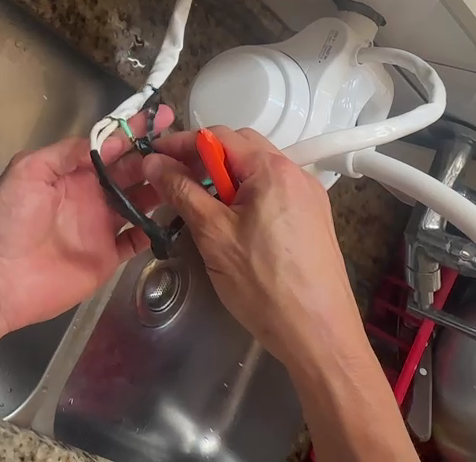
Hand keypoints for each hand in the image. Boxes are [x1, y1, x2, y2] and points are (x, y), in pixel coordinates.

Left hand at [0, 109, 170, 334]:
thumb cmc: (6, 220)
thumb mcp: (28, 171)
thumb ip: (66, 153)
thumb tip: (105, 138)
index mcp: (71, 171)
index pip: (108, 145)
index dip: (133, 130)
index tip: (159, 116)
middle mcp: (90, 193)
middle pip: (129, 170)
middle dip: (154, 155)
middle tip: (184, 146)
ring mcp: (100, 225)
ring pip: (139, 201)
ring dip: (160, 187)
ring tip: (187, 176)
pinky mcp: (107, 257)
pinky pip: (138, 240)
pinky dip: (156, 229)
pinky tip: (176, 218)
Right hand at [142, 126, 354, 371]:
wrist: (321, 340)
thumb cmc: (264, 285)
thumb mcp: (213, 234)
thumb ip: (182, 190)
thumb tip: (153, 162)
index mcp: (272, 169)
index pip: (219, 135)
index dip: (182, 143)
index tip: (155, 158)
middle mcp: (296, 174)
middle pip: (241, 147)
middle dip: (204, 158)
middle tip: (175, 180)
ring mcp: (309, 197)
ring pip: (257, 171)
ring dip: (225, 178)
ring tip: (199, 204)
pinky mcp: (313, 220)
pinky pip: (272, 191)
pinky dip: (246, 194)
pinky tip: (231, 223)